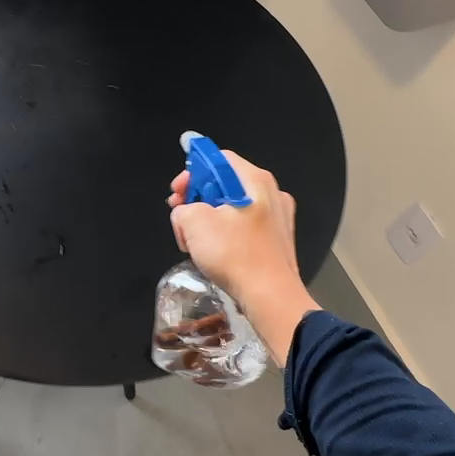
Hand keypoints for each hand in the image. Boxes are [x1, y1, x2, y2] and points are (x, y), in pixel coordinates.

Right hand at [168, 151, 318, 357]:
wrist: (270, 296)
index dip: (192, 171)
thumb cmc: (234, 254)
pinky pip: (244, 225)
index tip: (176, 192)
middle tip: (178, 214)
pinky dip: (224, 232)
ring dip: (207, 217)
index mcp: (254, 180)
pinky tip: (213, 251)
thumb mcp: (194, 223)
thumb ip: (183, 208)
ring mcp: (278, 217)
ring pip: (233, 206)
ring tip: (192, 239)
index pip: (219, 158)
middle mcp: (271, 192)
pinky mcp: (277, 240)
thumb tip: (186, 214)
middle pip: (225, 182)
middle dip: (196, 196)